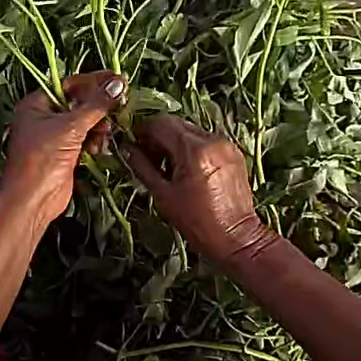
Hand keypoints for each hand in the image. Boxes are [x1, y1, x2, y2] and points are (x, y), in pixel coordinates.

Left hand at [0, 72, 126, 217]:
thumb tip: (118, 83)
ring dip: (98, 125)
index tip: (118, 79)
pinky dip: (94, 140)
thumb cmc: (42, 159)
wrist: (32, 200)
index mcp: (37, 103)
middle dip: (98, 107)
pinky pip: (85, 139)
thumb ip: (97, 105)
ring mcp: (54, 136)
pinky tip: (100, 147)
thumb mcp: (71, 127)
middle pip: (79, 103)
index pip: (70, 84)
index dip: (94, 81)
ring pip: (84, 122)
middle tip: (119, 105)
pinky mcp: (65, 153)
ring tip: (106, 132)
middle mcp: (44, 117)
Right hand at [118, 115, 279, 265]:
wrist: (235, 237)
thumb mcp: (163, 194)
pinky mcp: (233, 152)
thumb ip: (142, 166)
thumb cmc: (196, 221)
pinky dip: (192, 148)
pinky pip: (206, 140)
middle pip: (176, 123)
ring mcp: (225, 144)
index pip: (160, 123)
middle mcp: (212, 140)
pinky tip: (188, 170)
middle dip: (158, 137)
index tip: (134, 146)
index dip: (142, 131)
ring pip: (190, 130)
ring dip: (175, 142)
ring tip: (169, 168)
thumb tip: (125, 147)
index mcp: (193, 150)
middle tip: (149, 158)